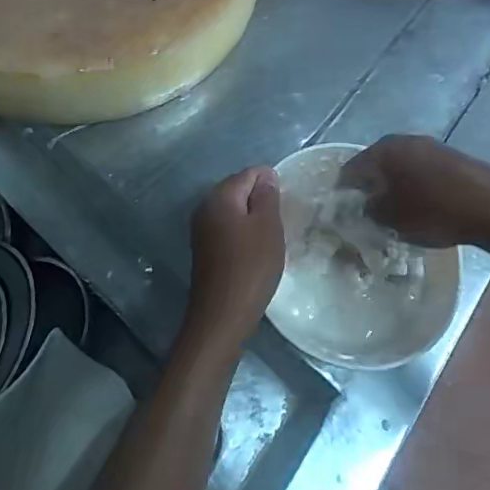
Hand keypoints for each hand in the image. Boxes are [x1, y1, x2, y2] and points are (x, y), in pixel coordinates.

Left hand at [187, 167, 284, 344]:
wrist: (222, 315)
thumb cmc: (250, 266)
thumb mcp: (268, 226)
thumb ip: (267, 196)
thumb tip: (266, 176)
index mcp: (220, 196)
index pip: (250, 173)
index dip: (271, 183)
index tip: (287, 204)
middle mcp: (205, 207)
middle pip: (239, 189)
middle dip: (261, 199)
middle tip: (281, 220)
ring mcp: (202, 229)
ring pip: (234, 210)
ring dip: (253, 218)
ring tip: (271, 236)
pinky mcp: (204, 249)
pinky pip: (227, 228)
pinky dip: (243, 233)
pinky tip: (256, 250)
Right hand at [342, 134, 489, 250]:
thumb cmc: (434, 212)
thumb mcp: (391, 220)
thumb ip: (366, 212)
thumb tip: (359, 208)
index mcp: (381, 151)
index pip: (348, 171)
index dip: (342, 194)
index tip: (342, 217)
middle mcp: (401, 140)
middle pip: (373, 165)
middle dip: (368, 189)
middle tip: (367, 215)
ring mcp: (428, 145)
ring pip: (398, 167)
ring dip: (392, 187)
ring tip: (394, 213)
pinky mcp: (448, 156)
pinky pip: (419, 170)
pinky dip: (413, 186)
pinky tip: (420, 205)